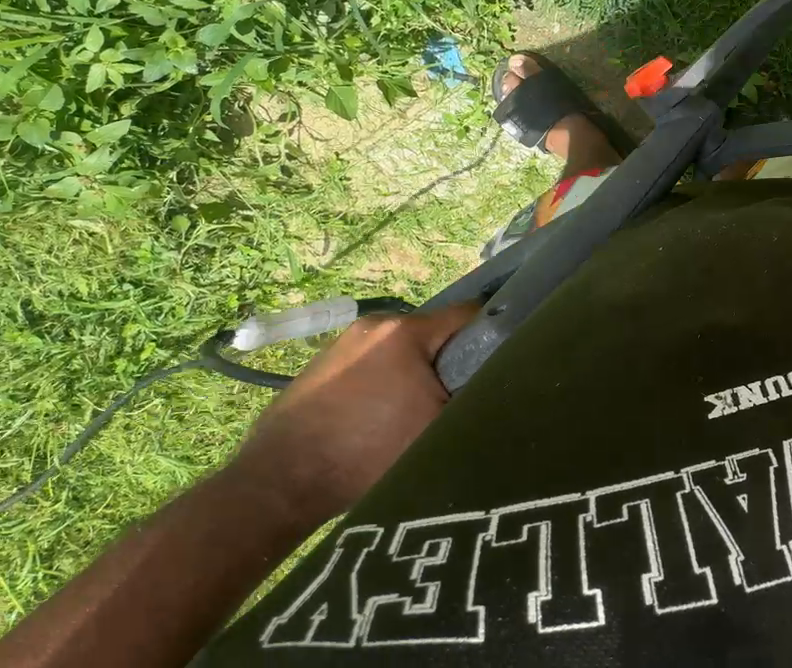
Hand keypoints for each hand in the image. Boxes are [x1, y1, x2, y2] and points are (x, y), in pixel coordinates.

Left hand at [229, 303, 478, 527]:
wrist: (276, 488)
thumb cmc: (367, 453)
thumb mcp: (440, 428)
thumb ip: (476, 397)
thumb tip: (502, 384)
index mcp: (405, 330)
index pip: (472, 314)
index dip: (495, 337)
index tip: (500, 367)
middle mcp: (374, 324)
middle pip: (437, 332)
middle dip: (452, 360)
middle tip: (458, 398)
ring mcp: (343, 342)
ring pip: (405, 349)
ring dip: (419, 372)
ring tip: (419, 412)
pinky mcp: (321, 365)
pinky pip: (375, 362)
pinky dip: (388, 381)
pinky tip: (383, 417)